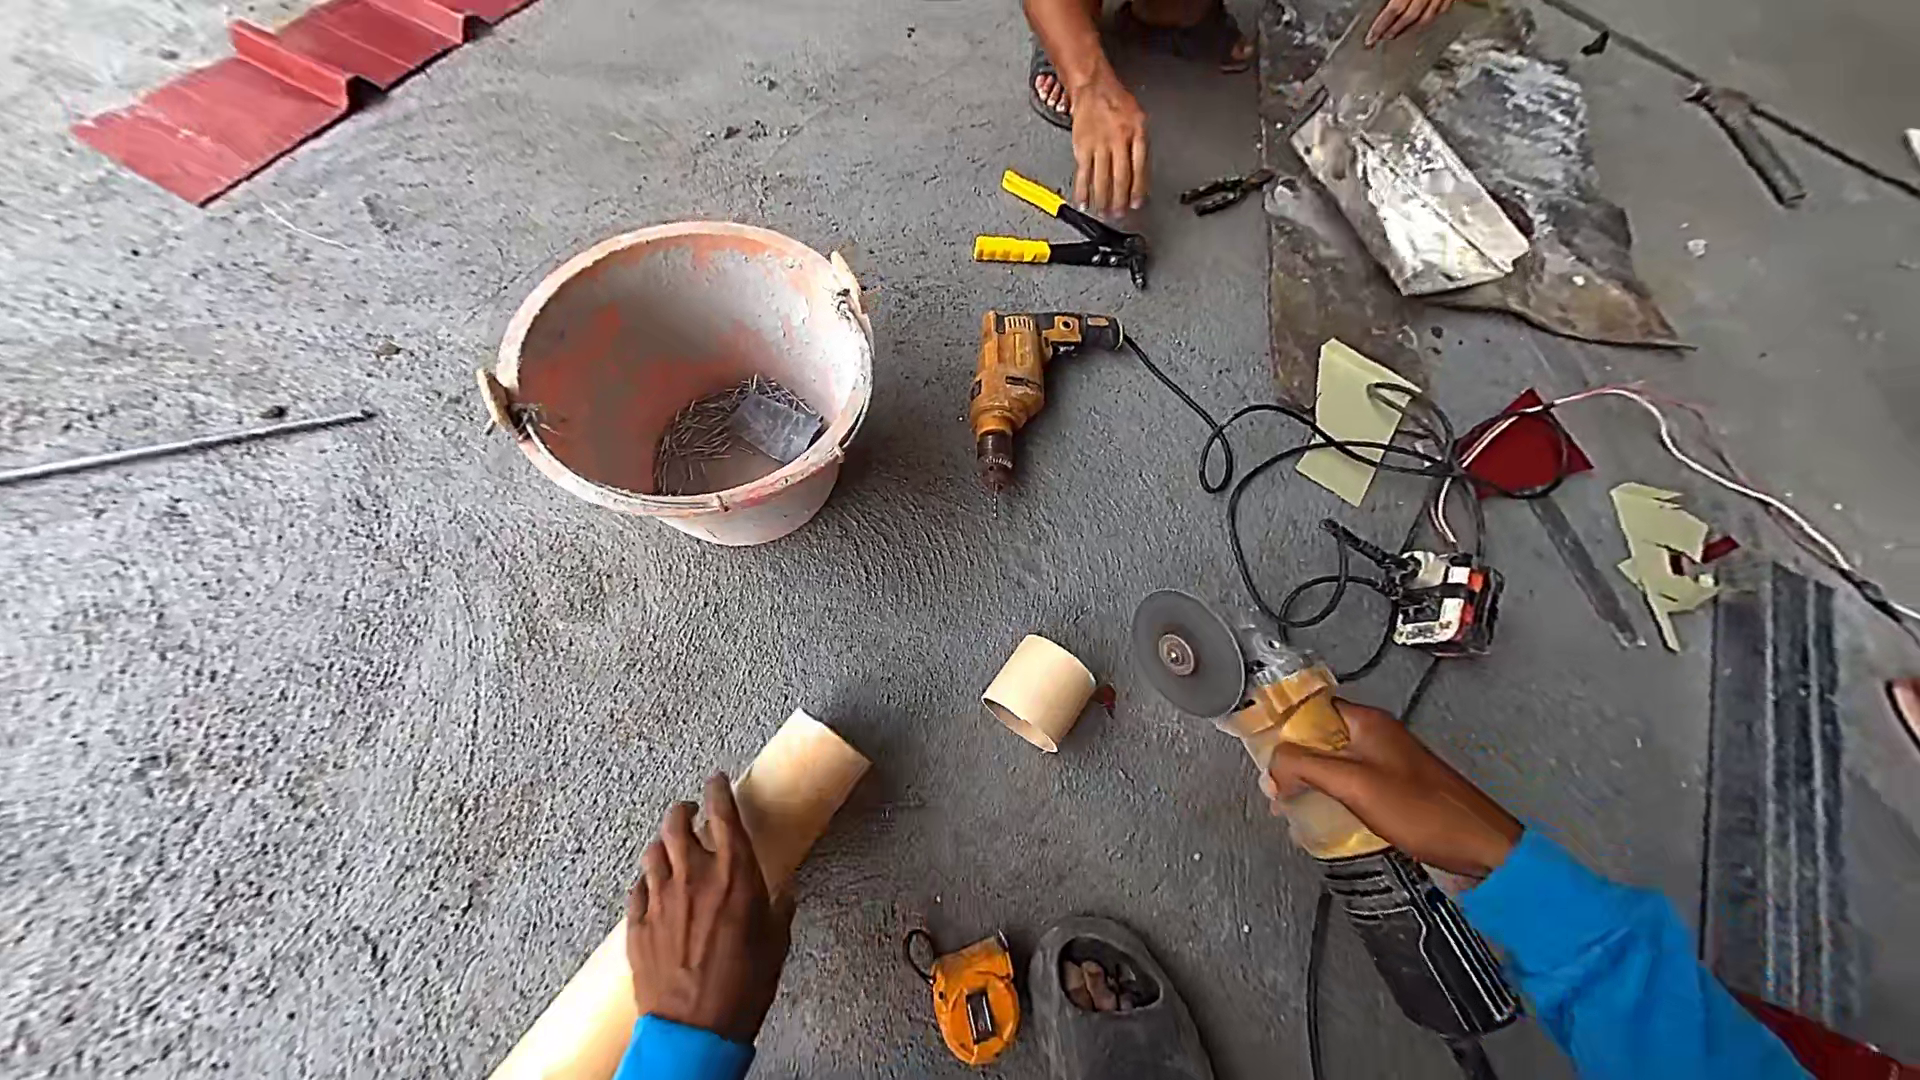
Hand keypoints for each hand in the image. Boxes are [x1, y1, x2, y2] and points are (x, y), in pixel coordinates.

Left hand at [627, 773, 795, 1043]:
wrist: (696, 1031)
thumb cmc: (743, 984)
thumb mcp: (776, 938)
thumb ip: (779, 906)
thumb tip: (785, 893)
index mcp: (734, 871)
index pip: (723, 811)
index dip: (718, 788)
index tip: (717, 779)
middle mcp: (695, 876)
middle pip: (677, 822)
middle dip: (683, 808)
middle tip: (690, 808)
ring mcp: (662, 899)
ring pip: (653, 851)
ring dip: (664, 842)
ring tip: (671, 844)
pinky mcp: (639, 927)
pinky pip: (636, 890)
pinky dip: (646, 881)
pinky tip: (654, 886)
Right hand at [1070, 75, 1147, 217]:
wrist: (1094, 87)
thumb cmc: (1116, 102)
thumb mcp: (1137, 119)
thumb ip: (1138, 146)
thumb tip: (1139, 175)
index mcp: (1137, 131)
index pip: (1139, 167)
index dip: (1138, 189)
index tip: (1136, 203)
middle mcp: (1119, 138)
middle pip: (1121, 177)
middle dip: (1120, 200)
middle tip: (1119, 213)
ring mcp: (1100, 144)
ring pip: (1102, 179)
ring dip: (1103, 200)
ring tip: (1103, 212)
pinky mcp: (1083, 148)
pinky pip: (1083, 175)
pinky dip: (1083, 191)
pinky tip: (1084, 202)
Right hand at [1262, 700, 1521, 878]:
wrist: (1485, 852)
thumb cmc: (1427, 811)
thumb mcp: (1351, 783)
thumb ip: (1302, 766)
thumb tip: (1271, 769)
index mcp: (1366, 721)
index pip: (1308, 709)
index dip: (1281, 726)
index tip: (1262, 747)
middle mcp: (1375, 735)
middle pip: (1315, 736)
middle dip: (1290, 759)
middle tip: (1275, 782)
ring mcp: (1384, 761)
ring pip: (1329, 761)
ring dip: (1307, 779)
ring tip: (1290, 800)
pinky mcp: (1391, 787)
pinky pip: (1346, 782)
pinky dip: (1328, 793)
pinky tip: (1320, 813)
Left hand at [1366, 0, 1454, 45]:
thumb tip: (1381, 15)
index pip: (1394, 9)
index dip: (1380, 26)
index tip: (1370, 39)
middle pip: (1410, 17)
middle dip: (1395, 30)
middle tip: (1383, 37)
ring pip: (1427, 17)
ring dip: (1411, 29)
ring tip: (1399, 34)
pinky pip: (1443, 10)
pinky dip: (1430, 20)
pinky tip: (1420, 24)